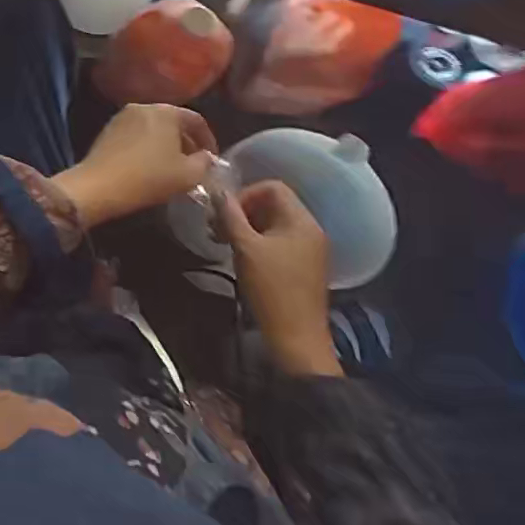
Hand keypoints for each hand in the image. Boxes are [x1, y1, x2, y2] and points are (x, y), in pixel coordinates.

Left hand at [53, 104, 217, 228]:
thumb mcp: (189, 175)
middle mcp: (142, 107)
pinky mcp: (107, 130)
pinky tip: (150, 164)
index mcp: (165, 112)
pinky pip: (136, 134)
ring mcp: (121, 117)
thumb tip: (206, 157)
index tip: (212, 159)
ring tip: (173, 166)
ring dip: (166, 144)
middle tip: (194, 163)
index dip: (208, 140)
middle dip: (186, 142)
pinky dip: (148, 145)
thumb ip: (205, 162)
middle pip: (173, 121)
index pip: (196, 120)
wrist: (99, 186)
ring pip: (153, 127)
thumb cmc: (149, 177)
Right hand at [217, 182, 342, 376]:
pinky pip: (276, 239)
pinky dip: (255, 240)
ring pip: (271, 222)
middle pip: (272, 203)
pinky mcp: (301, 264)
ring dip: (244, 226)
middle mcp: (309, 230)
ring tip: (222, 241)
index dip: (245, 194)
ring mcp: (307, 248)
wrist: (295, 337)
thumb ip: (230, 215)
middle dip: (241, 210)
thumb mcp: (244, 247)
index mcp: (301, 222)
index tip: (224, 214)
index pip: (273, 187)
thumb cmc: (271, 288)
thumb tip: (217, 191)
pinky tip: (238, 255)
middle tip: (216, 227)